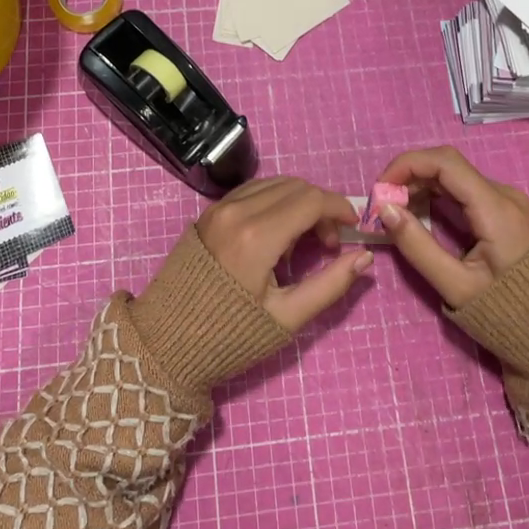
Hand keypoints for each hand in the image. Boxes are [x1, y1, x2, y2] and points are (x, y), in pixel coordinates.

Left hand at [194, 176, 373, 330]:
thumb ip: (330, 284)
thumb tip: (363, 257)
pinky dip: (275, 202)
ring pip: (273, 184)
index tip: (353, 228)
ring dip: (298, 202)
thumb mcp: (287, 318)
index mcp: (257, 236)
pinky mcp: (208, 213)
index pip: (311, 200)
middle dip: (321, 207)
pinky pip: (252, 192)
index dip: (339, 208)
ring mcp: (219, 208)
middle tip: (329, 245)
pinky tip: (277, 236)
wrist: (164, 343)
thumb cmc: (230, 337)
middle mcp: (237, 211)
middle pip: (295, 186)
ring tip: (304, 243)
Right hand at [376, 146, 528, 308]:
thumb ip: (418, 246)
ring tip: (395, 211)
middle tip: (382, 204)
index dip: (407, 165)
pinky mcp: (505, 210)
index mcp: (497, 209)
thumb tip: (385, 210)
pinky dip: (437, 195)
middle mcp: (505, 195)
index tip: (380, 189)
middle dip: (410, 175)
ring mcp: (507, 201)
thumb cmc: (507, 313)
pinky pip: (465, 190)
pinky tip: (419, 213)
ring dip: (421, 185)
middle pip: (449, 165)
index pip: (446, 163)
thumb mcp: (456, 287)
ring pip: (455, 176)